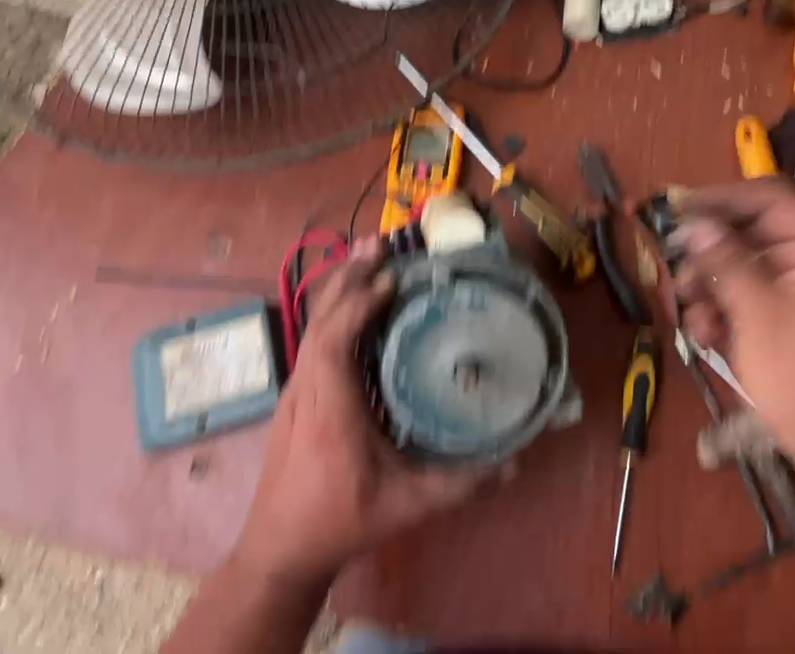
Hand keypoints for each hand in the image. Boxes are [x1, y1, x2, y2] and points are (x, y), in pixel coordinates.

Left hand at [232, 240, 502, 585]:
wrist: (280, 549)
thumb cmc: (341, 521)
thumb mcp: (407, 505)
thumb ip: (460, 484)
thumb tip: (515, 462)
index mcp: (329, 407)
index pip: (334, 341)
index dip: (359, 306)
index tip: (391, 282)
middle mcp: (307, 389)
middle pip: (319, 319)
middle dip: (348, 278)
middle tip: (379, 245)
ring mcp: (296, 391)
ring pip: (312, 326)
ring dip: (339, 290)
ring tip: (368, 259)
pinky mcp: (297, 397)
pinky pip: (313, 340)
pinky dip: (333, 312)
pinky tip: (354, 304)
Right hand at [668, 180, 794, 469]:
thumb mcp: (756, 311)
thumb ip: (723, 261)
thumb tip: (694, 224)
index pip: (768, 198)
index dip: (721, 198)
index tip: (679, 207)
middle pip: (751, 234)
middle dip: (710, 256)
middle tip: (677, 272)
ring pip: (743, 266)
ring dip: (711, 287)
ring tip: (692, 316)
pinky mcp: (789, 314)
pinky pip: (749, 294)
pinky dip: (724, 309)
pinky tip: (707, 336)